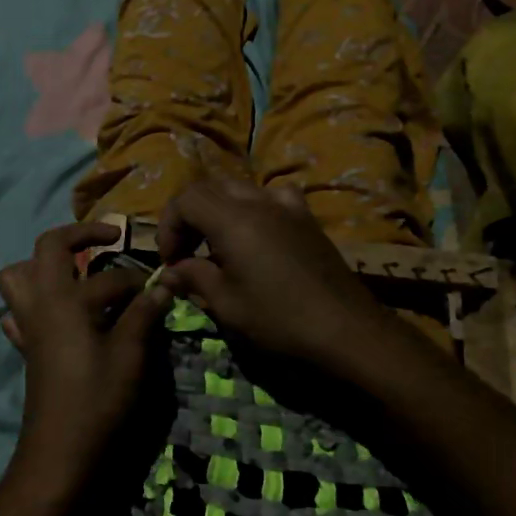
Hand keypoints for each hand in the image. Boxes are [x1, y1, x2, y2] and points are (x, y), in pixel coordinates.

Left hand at [0, 223, 172, 484]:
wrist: (61, 452)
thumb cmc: (98, 398)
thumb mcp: (130, 352)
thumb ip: (146, 312)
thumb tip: (169, 280)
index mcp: (63, 300)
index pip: (92, 264)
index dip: (120, 259)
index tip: (147, 268)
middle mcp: (39, 305)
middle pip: (44, 250)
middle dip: (77, 237)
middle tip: (109, 241)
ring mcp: (30, 327)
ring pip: (21, 278)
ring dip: (49, 267)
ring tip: (85, 275)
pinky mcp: (30, 349)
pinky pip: (21, 313)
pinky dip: (39, 303)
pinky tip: (66, 315)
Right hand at [155, 179, 389, 367]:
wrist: (346, 328)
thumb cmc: (280, 318)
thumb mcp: (227, 304)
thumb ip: (194, 277)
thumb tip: (172, 271)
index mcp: (233, 219)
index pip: (186, 198)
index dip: (169, 226)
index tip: (171, 261)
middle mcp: (259, 202)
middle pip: (211, 187)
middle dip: (190, 215)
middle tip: (188, 252)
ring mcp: (288, 206)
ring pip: (242, 188)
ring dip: (221, 209)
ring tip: (219, 244)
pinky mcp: (308, 218)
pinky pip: (274, 196)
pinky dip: (256, 207)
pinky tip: (260, 234)